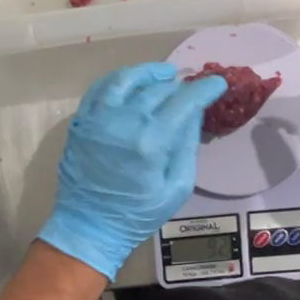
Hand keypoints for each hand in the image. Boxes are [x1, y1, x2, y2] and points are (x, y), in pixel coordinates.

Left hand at [38, 62, 227, 278]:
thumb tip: (194, 113)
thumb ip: (186, 146)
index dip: (204, 89)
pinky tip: (132, 83)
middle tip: (190, 86)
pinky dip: (119, 80)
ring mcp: (98, 119)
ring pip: (126, 80)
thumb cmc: (138, 214)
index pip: (184, 102)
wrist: (89, 226)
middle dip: (179, 84)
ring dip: (148, 73)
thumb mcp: (176, 188)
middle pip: (157, 89)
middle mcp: (124, 122)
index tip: (217, 83)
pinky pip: (101, 89)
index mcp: (151, 141)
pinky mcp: (82, 122)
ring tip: (164, 74)